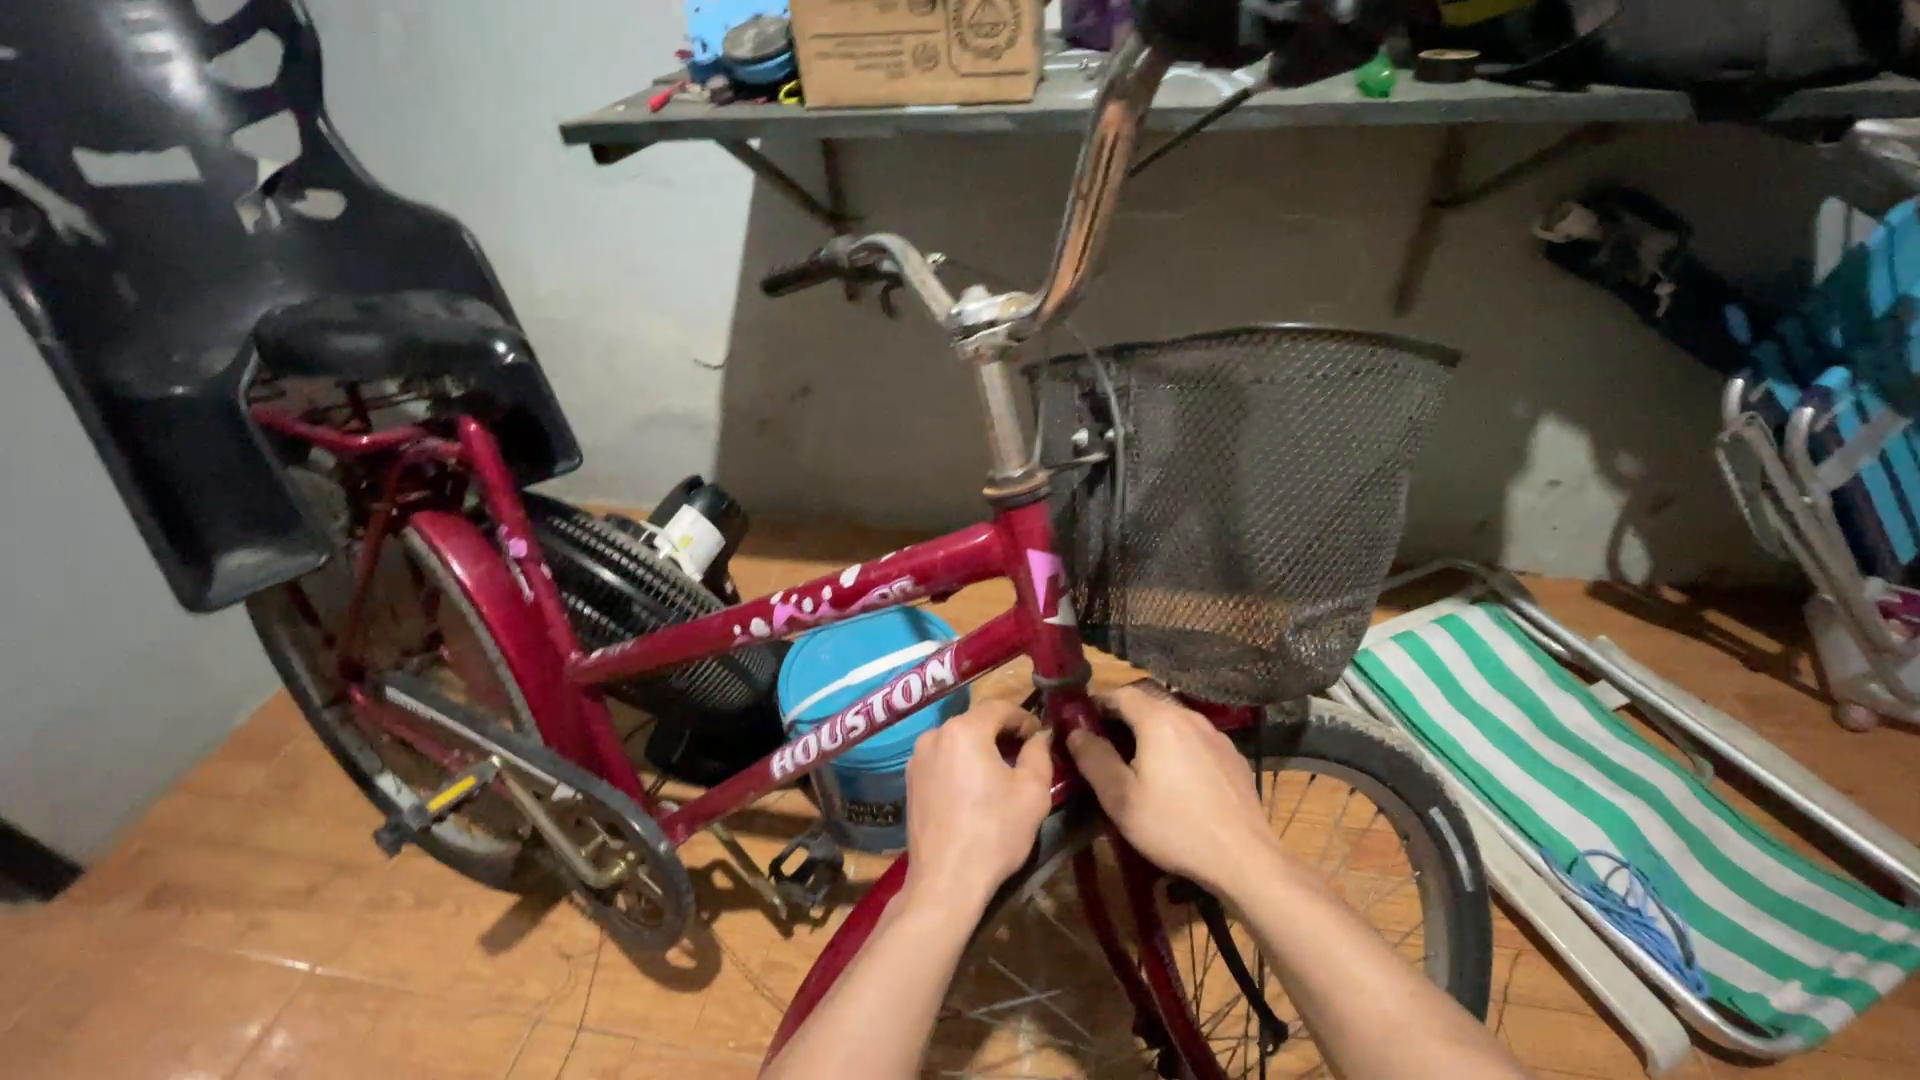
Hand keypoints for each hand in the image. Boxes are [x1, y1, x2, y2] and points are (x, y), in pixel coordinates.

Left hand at [903, 699, 1053, 910]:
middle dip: (1002, 734)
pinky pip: (942, 762)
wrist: (946, 881)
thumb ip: (1038, 754)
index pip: (999, 707)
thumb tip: (1039, 737)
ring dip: (980, 751)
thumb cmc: (994, 832)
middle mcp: (934, 736)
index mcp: (963, 730)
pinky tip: (976, 792)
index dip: (1024, 718)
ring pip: (957, 742)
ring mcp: (917, 760)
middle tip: (1025, 756)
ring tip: (1001, 776)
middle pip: (975, 723)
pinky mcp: (910, 783)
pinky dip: (961, 767)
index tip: (1040, 737)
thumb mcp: (1033, 791)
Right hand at [1067, 682, 1278, 896]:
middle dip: (1123, 717)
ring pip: (1174, 720)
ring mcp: (1216, 736)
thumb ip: (1094, 759)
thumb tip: (1076, 732)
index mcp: (1159, 721)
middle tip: (1105, 745)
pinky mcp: (1232, 756)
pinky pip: (1195, 739)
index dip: (1097, 704)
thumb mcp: (1121, 798)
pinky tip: (1176, 779)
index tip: (1082, 723)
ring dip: (1151, 731)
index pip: (1121, 693)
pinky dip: (1177, 746)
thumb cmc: (1174, 827)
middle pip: (1149, 702)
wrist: (1244, 858)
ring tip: (1138, 762)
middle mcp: (1190, 717)